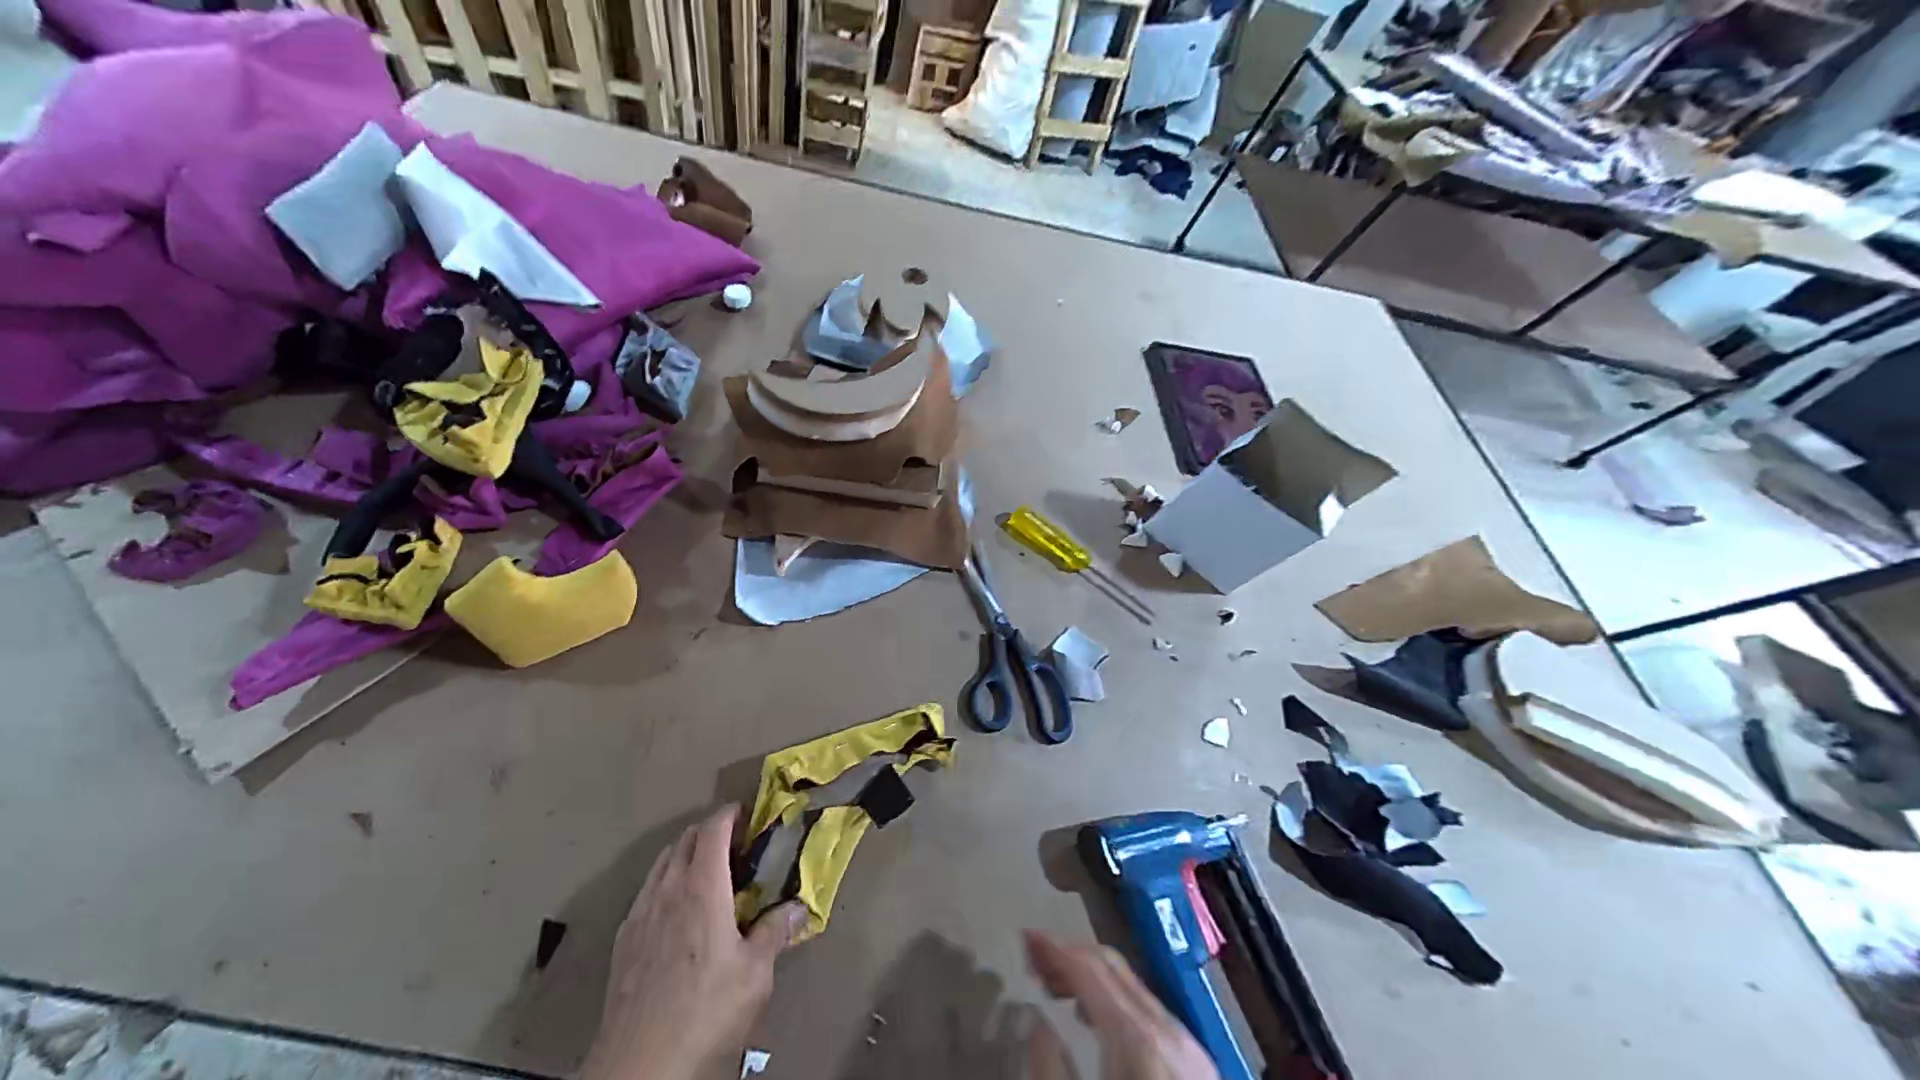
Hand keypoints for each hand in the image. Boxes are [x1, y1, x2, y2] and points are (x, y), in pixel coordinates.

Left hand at [581, 805, 806, 1079]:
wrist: (638, 1063)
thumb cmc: (705, 1010)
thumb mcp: (755, 974)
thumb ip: (774, 933)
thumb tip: (795, 909)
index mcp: (702, 888)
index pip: (711, 830)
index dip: (729, 814)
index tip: (745, 812)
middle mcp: (667, 890)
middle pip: (684, 839)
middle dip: (709, 831)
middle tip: (734, 843)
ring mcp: (640, 914)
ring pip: (662, 863)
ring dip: (685, 853)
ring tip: (708, 871)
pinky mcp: (623, 940)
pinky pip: (647, 891)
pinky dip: (666, 882)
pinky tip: (678, 910)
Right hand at [1022, 930, 1221, 1079]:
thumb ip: (1050, 1069)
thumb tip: (1035, 1022)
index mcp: (1135, 1037)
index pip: (1089, 968)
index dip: (1053, 948)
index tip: (1024, 938)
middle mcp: (1165, 1027)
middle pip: (1111, 966)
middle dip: (1068, 956)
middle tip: (1032, 963)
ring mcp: (1185, 1043)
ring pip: (1130, 985)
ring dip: (1090, 976)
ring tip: (1053, 989)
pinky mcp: (1194, 1062)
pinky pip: (1145, 1008)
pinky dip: (1112, 998)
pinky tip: (1092, 1018)